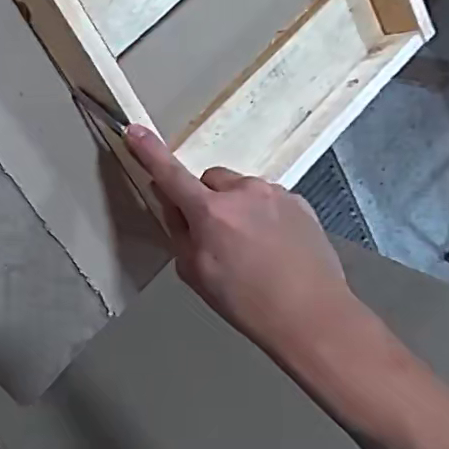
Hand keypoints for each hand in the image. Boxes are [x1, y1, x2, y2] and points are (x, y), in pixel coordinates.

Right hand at [124, 124, 366, 354]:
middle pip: (209, 180)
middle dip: (205, 198)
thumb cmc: (244, 301)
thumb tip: (172, 202)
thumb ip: (179, 230)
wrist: (314, 318)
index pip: (169, 174)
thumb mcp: (193, 271)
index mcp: (210, 211)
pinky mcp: (301, 204)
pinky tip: (272, 246)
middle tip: (212, 235)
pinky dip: (261, 214)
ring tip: (248, 246)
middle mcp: (243, 193)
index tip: (134, 130)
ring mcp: (276, 195)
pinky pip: (267, 200)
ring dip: (235, 206)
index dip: (149, 151)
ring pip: (239, 189)